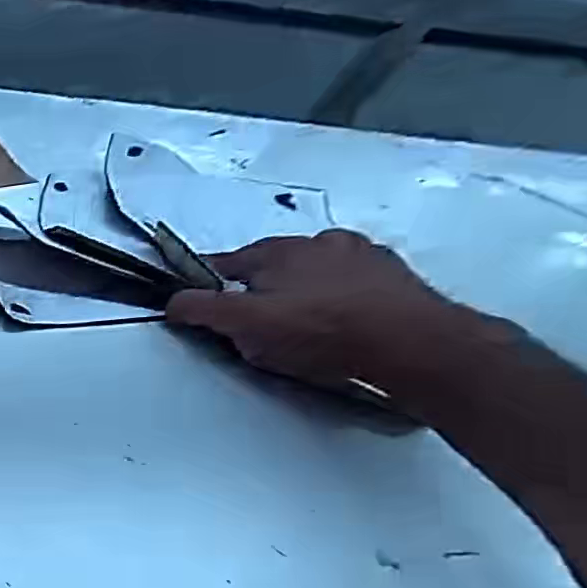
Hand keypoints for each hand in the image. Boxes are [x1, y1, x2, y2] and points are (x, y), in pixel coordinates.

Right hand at [166, 229, 496, 393]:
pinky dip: (334, 300)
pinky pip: (348, 286)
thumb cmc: (319, 330)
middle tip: (247, 322)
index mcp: (280, 250)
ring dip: (298, 292)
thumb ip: (199, 309)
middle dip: (255, 289)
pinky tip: (332, 326)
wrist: (413, 344)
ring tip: (294, 326)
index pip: (224, 263)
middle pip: (271, 267)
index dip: (204, 284)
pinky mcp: (396, 280)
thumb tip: (173, 301)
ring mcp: (365, 258)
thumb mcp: (241, 323)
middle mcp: (322, 244)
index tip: (196, 306)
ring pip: (312, 274)